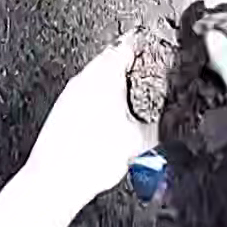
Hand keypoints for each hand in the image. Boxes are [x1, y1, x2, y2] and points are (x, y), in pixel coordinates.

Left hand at [24, 33, 159, 206]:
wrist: (54, 182)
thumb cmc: (91, 158)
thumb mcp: (139, 142)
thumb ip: (158, 127)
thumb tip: (172, 123)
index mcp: (106, 73)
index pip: (127, 44)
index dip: (143, 44)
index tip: (152, 45)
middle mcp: (86, 77)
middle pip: (110, 57)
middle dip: (128, 63)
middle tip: (143, 71)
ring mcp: (71, 92)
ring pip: (96, 75)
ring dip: (111, 81)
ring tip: (127, 97)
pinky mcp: (61, 109)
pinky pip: (85, 93)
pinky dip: (98, 98)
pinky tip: (105, 118)